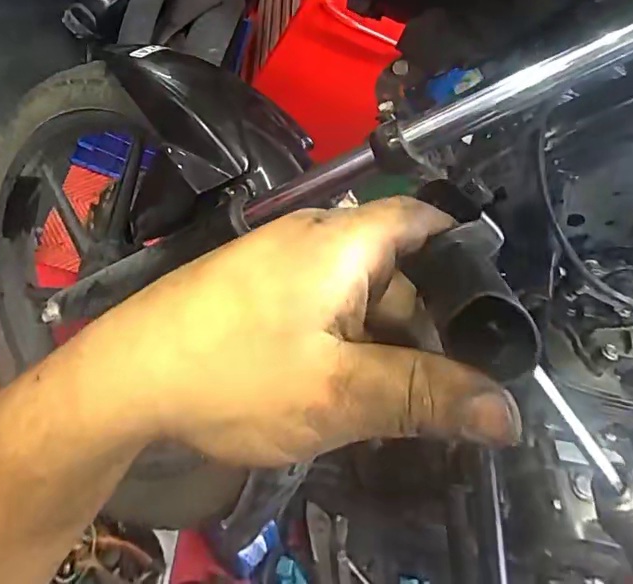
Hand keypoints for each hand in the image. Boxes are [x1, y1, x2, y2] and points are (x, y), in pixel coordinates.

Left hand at [66, 198, 522, 466]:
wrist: (124, 376)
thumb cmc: (236, 372)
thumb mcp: (338, 394)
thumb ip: (424, 396)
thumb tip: (508, 412)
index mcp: (346, 238)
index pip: (425, 220)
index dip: (465, 254)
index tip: (491, 308)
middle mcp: (320, 235)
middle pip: (398, 266)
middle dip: (425, 321)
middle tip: (448, 385)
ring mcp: (287, 258)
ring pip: (363, 291)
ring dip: (385, 337)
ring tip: (398, 398)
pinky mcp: (264, 283)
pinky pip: (329, 302)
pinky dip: (349, 337)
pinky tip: (346, 384)